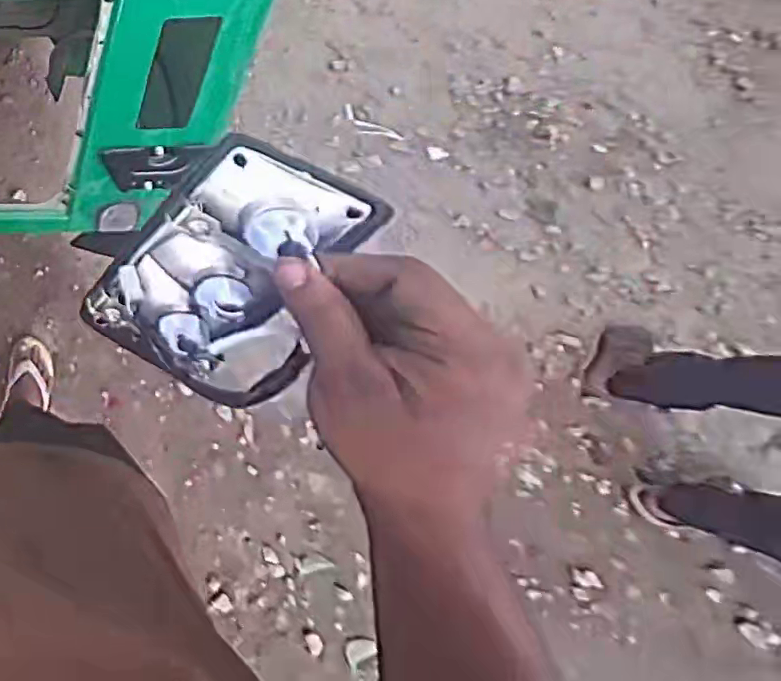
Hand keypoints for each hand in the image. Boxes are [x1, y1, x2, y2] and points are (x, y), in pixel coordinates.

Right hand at [275, 255, 530, 525]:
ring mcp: (488, 361)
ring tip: (324, 331)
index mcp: (471, 345)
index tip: (297, 279)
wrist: (426, 517)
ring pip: (412, 307)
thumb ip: (322, 316)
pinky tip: (353, 349)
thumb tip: (291, 265)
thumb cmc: (385, 451)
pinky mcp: (475, 375)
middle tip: (304, 306)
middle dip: (351, 290)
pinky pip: (420, 330)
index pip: (405, 276)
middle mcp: (492, 345)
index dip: (345, 268)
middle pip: (411, 289)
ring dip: (362, 310)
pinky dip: (379, 329)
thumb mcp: (344, 379)